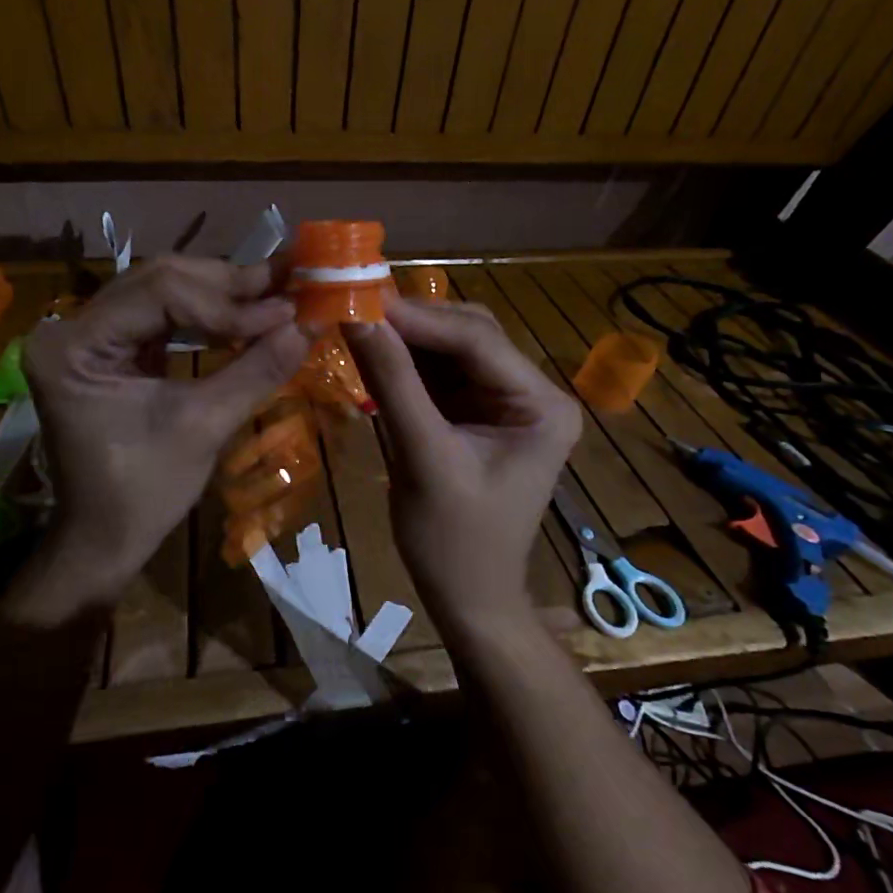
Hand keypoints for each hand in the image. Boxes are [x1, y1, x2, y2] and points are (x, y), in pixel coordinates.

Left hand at [8, 257, 311, 623]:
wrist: (103, 539)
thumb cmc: (144, 494)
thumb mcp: (203, 427)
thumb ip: (256, 369)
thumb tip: (311, 321)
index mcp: (73, 346)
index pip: (158, 293)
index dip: (226, 301)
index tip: (287, 312)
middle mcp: (68, 329)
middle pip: (156, 281)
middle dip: (225, 286)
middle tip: (287, 285)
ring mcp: (82, 338)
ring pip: (158, 292)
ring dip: (217, 295)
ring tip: (273, 296)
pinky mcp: (102, 351)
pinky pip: (155, 318)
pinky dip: (201, 316)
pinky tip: (240, 316)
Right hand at [344, 299, 580, 626]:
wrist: (466, 595)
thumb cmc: (453, 539)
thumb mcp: (423, 458)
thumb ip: (393, 384)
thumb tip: (357, 319)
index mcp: (540, 405)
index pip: (476, 341)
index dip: (417, 316)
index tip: (359, 297)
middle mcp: (528, 394)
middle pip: (467, 336)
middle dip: (411, 321)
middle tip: (351, 304)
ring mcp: (499, 403)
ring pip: (447, 350)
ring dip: (402, 338)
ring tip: (352, 320)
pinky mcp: (470, 415)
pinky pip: (433, 376)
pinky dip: (400, 364)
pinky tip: (368, 353)